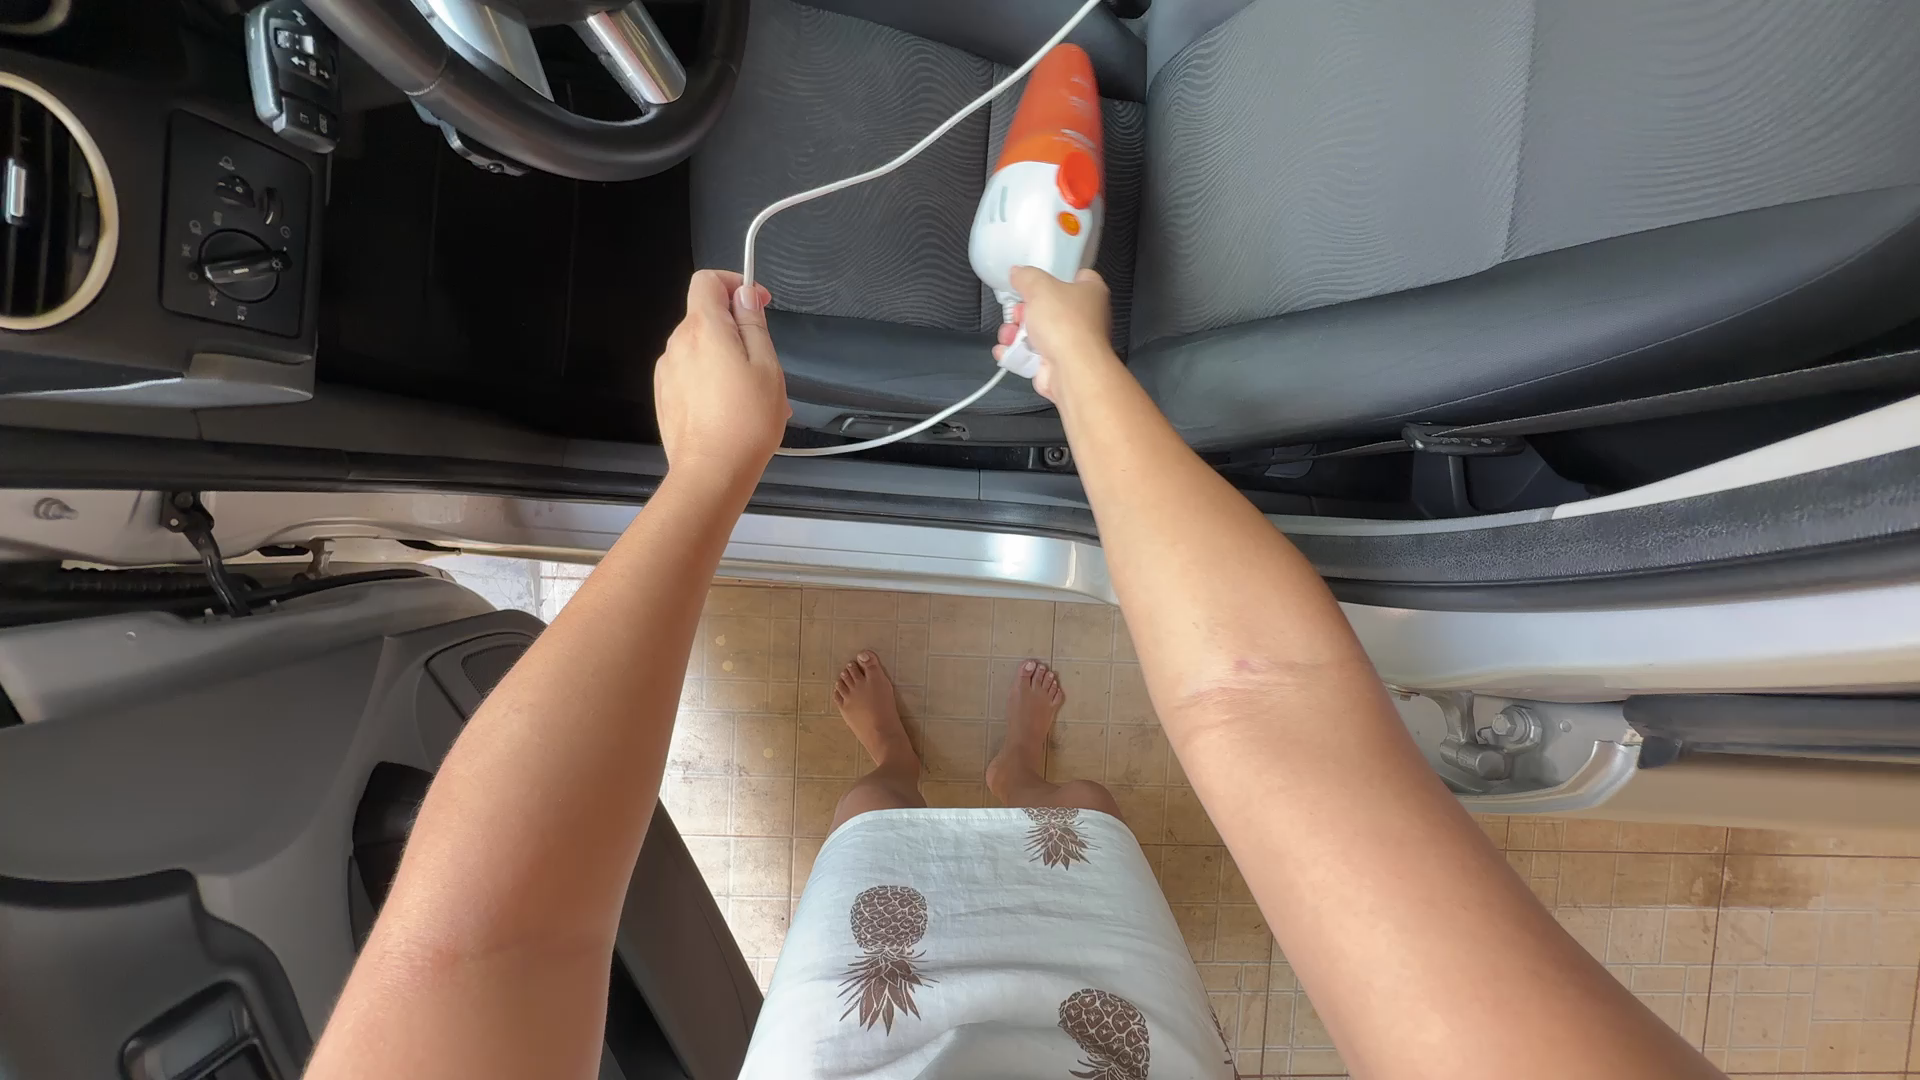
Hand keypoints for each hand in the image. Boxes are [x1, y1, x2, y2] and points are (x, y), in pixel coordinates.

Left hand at [654, 269, 790, 485]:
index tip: (756, 302)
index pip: (707, 281)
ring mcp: (668, 371)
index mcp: (704, 329)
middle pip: (705, 317)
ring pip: (701, 349)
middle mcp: (678, 344)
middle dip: (736, 329)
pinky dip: (713, 380)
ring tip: (753, 394)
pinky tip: (734, 408)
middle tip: (764, 360)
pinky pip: (692, 374)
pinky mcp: (666, 395)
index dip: (734, 284)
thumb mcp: (767, 367)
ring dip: (727, 358)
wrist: (713, 471)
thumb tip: (744, 296)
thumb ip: (753, 325)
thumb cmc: (745, 423)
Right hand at [992, 266, 1117, 400]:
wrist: (1070, 369)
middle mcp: (1085, 318)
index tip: (1036, 280)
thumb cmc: (1065, 324)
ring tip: (1008, 334)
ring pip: (1037, 333)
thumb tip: (1018, 273)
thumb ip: (1026, 276)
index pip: (1075, 277)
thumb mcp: (1040, 286)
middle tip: (1017, 312)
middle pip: (1048, 307)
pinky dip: (1017, 354)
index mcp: (1090, 292)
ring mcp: (1071, 343)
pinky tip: (1006, 351)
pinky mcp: (1057, 364)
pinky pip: (1032, 355)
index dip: (1054, 276)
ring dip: (1016, 334)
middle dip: (1024, 311)